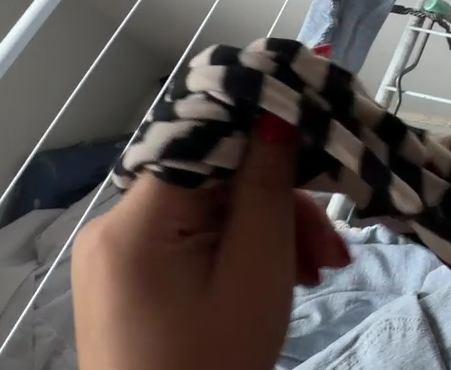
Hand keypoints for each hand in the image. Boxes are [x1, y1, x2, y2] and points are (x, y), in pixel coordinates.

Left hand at [73, 114, 352, 369]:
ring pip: (220, 206)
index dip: (264, 122)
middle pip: (222, 177)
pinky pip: (205, 234)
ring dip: (277, 228)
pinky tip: (291, 274)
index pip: (206, 136)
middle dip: (284, 200)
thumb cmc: (213, 360)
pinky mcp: (139, 272)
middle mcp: (118, 225)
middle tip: (332, 242)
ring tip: (321, 268)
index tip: (321, 123)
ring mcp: (126, 251)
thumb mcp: (257, 267)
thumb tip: (279, 106)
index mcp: (135, 221)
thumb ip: (268, 181)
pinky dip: (250, 247)